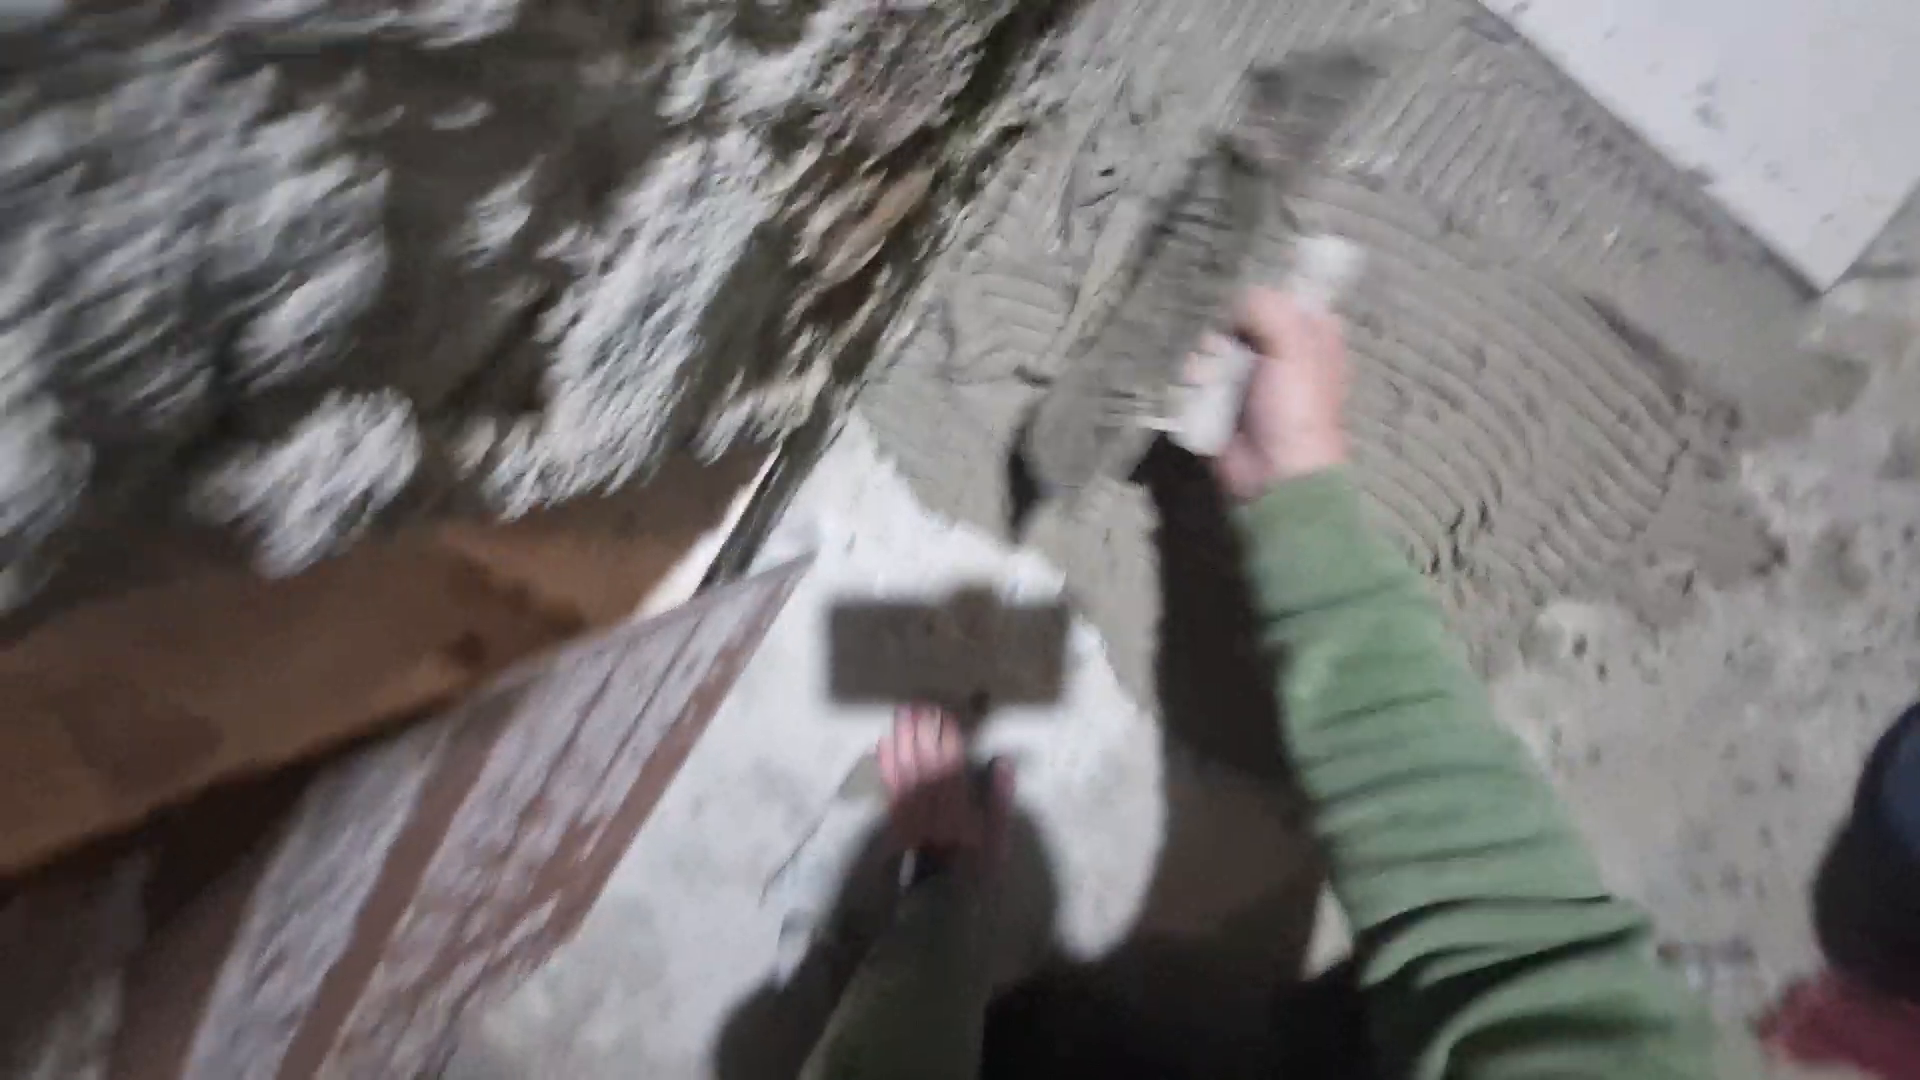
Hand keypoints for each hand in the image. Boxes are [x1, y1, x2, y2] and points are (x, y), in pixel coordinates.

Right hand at [1210, 288, 1349, 500]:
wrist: (1273, 472)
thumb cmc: (1295, 409)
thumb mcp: (1295, 347)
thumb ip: (1269, 310)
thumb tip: (1238, 299)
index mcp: (1311, 337)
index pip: (1285, 298)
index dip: (1265, 298)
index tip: (1249, 307)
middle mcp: (1280, 354)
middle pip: (1243, 321)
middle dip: (1227, 330)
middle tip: (1226, 343)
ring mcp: (1248, 380)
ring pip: (1215, 348)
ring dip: (1206, 358)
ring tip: (1208, 374)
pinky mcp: (1220, 403)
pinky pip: (1199, 378)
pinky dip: (1194, 380)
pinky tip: (1196, 387)